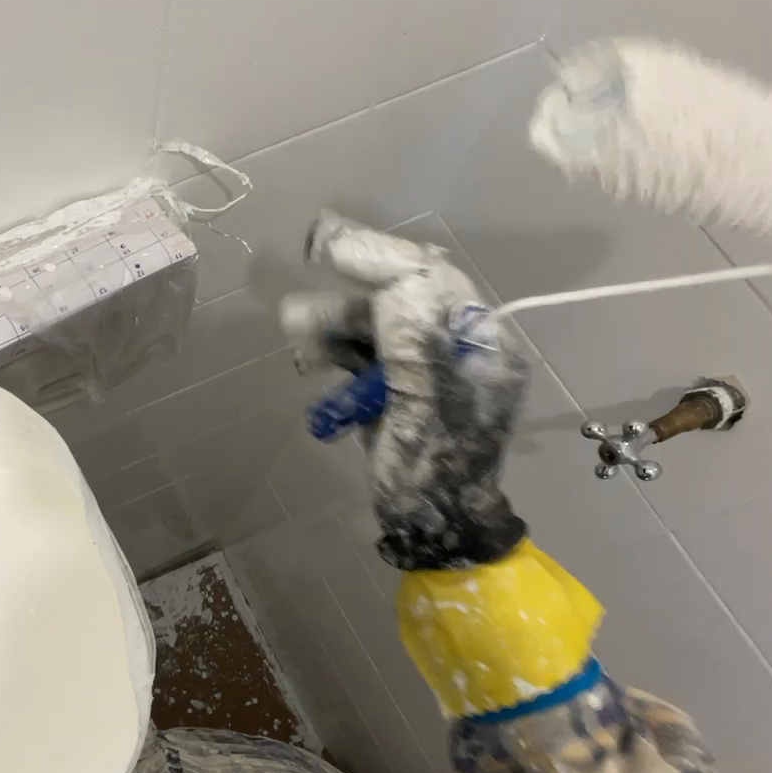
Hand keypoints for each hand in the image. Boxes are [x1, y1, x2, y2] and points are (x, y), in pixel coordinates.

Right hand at [289, 212, 530, 569]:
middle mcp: (456, 344)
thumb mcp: (425, 409)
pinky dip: (336, 353)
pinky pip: (365, 354)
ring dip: (334, 323)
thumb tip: (391, 283)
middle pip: (401, 295)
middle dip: (349, 288)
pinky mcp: (399, 387)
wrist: (432, 527)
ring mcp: (426, 366)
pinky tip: (311, 361)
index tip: (325, 245)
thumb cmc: (432, 473)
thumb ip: (414, 341)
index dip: (378, 257)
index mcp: (478, 343)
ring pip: (376, 324)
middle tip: (305, 270)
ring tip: (293, 328)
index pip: (428, 279)